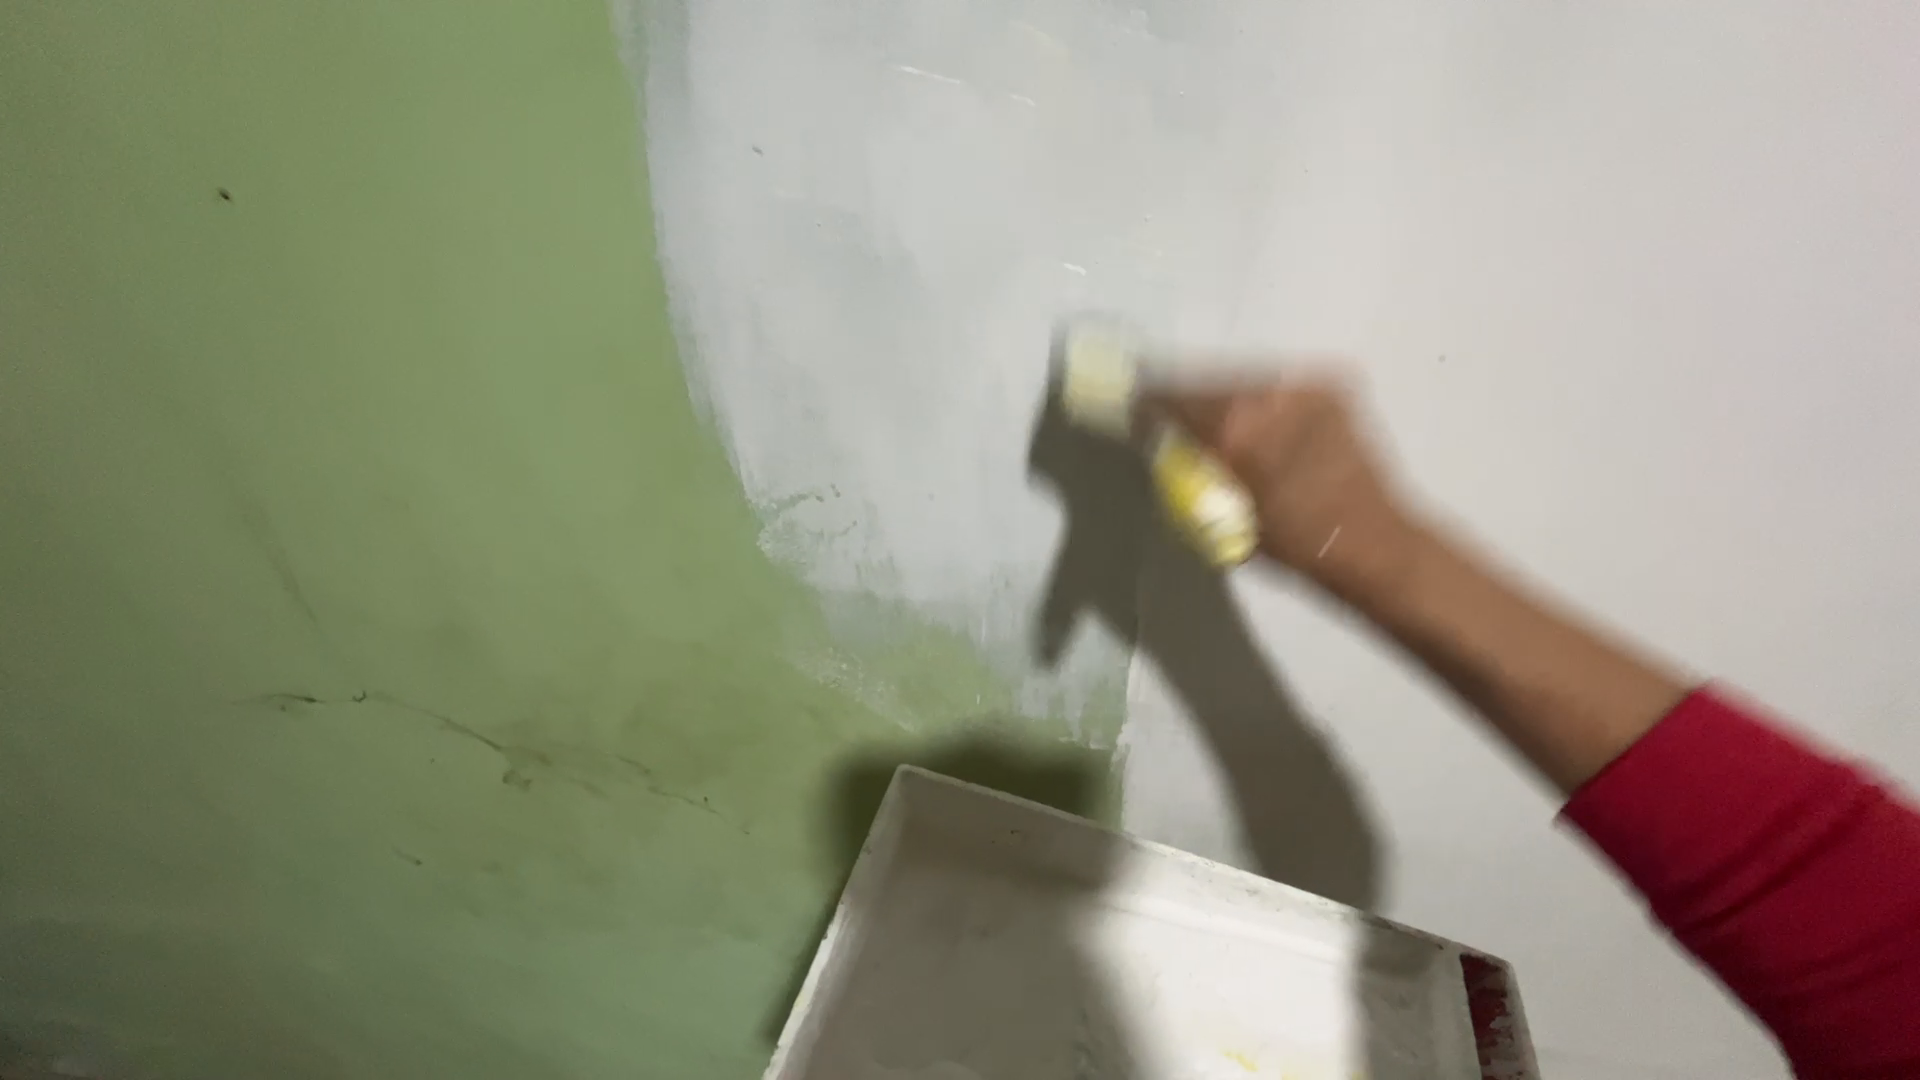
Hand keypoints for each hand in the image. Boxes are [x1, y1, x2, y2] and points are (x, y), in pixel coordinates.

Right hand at [1152, 367, 1420, 599]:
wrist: (1373, 543)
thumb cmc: (1291, 543)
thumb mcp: (1222, 512)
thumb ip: (1195, 468)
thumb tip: (1166, 443)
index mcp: (1236, 431)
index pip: (1176, 399)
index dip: (1149, 400)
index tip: (1133, 404)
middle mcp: (1269, 396)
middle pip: (1209, 383)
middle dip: (1188, 397)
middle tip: (1169, 411)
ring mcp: (1305, 386)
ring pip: (1244, 380)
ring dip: (1225, 397)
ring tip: (1215, 419)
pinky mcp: (1332, 384)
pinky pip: (1277, 385)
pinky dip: (1260, 400)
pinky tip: (1257, 422)